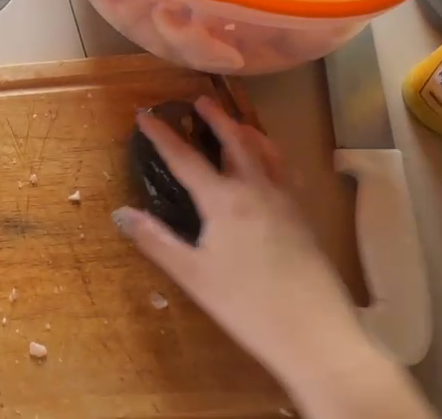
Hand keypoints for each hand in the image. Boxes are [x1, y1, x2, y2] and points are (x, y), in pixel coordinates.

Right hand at [113, 98, 369, 388]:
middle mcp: (256, 192)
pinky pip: (285, 173)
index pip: (185, 158)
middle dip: (216, 119)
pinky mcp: (305, 221)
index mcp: (224, 201)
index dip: (162, 135)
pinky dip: (271, 156)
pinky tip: (269, 166)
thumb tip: (121, 213)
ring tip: (238, 122)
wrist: (320, 340)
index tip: (144, 114)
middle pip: (236, 143)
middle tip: (201, 100)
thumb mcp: (192, 276)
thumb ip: (156, 240)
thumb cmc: (248, 307)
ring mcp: (286, 205)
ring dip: (249, 132)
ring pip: (268, 154)